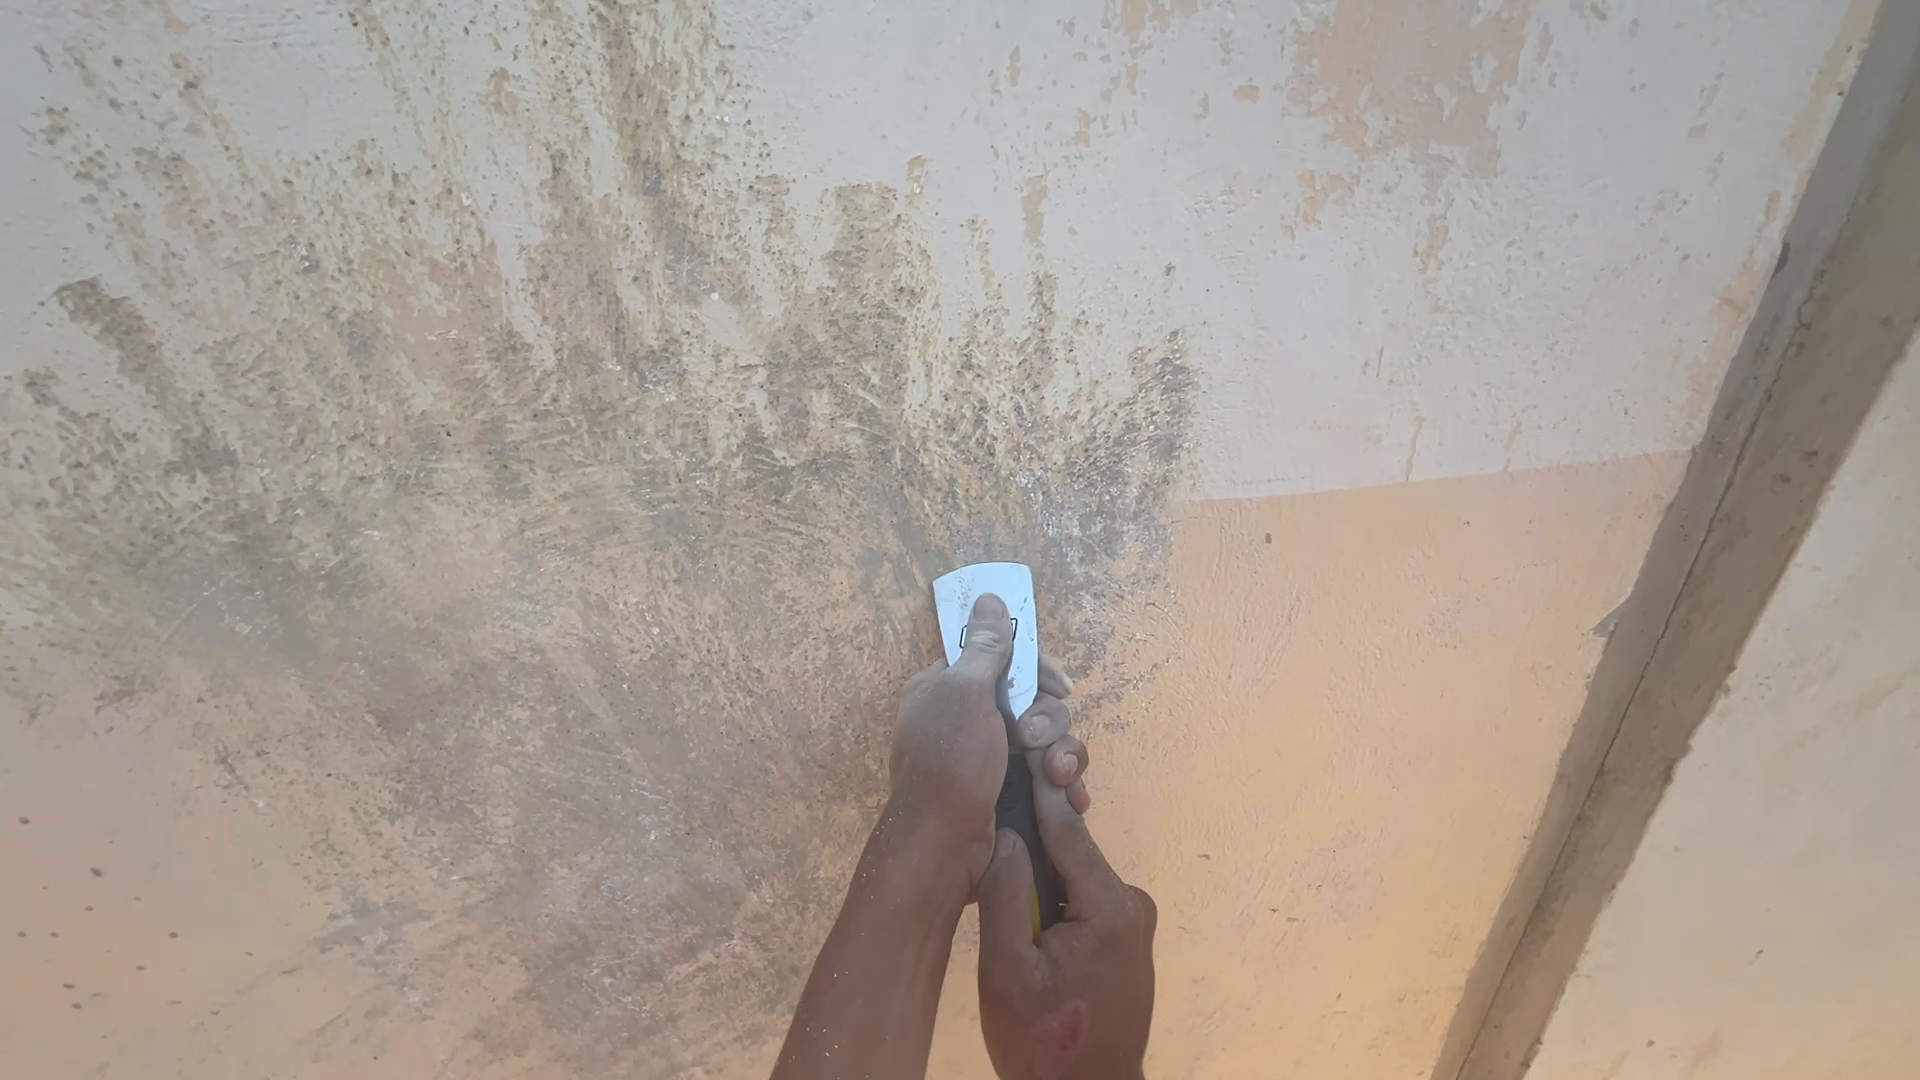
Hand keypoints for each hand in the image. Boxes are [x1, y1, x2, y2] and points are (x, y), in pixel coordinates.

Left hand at [889, 594, 1088, 893]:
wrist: (943, 848)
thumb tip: (990, 596)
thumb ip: (985, 648)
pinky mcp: (1009, 788)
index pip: (1004, 658)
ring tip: (1058, 779)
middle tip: (1036, 742)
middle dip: (1048, 720)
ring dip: (1062, 754)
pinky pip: (1048, 773)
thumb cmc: (950, 762)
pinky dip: (1063, 783)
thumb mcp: (965, 694)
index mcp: (949, 686)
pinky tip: (1071, 797)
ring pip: (1047, 737)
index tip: (1059, 684)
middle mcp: (970, 716)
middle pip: (1033, 698)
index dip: (1037, 669)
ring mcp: (991, 755)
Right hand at [976, 764, 1155, 1079]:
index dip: (1041, 791)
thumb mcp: (1007, 969)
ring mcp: (1136, 924)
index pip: (1068, 831)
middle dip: (1036, 834)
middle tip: (997, 814)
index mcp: (1110, 907)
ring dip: (1044, 869)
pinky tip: (1030, 904)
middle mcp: (1133, 905)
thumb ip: (1005, 893)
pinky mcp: (1129, 940)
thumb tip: (1008, 833)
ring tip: (1005, 863)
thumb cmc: (1043, 1040)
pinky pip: (1086, 898)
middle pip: (1073, 850)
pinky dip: (1058, 893)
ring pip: (1078, 874)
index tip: (1022, 748)